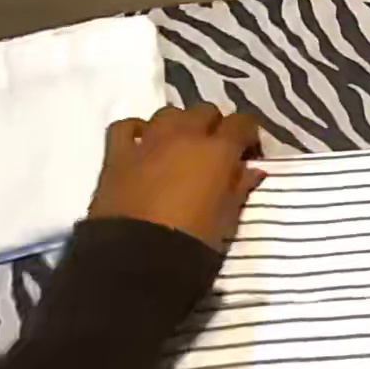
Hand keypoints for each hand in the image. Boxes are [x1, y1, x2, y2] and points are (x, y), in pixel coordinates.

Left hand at [87, 105, 264, 250]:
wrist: (137, 257)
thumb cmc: (195, 236)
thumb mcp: (230, 213)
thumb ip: (241, 185)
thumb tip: (252, 170)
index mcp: (218, 149)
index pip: (243, 122)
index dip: (249, 134)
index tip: (249, 152)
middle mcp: (185, 136)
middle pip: (205, 111)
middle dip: (215, 125)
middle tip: (216, 149)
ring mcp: (148, 143)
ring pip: (169, 113)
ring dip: (180, 124)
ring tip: (182, 145)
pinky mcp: (117, 156)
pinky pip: (125, 127)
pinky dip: (137, 130)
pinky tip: (144, 143)